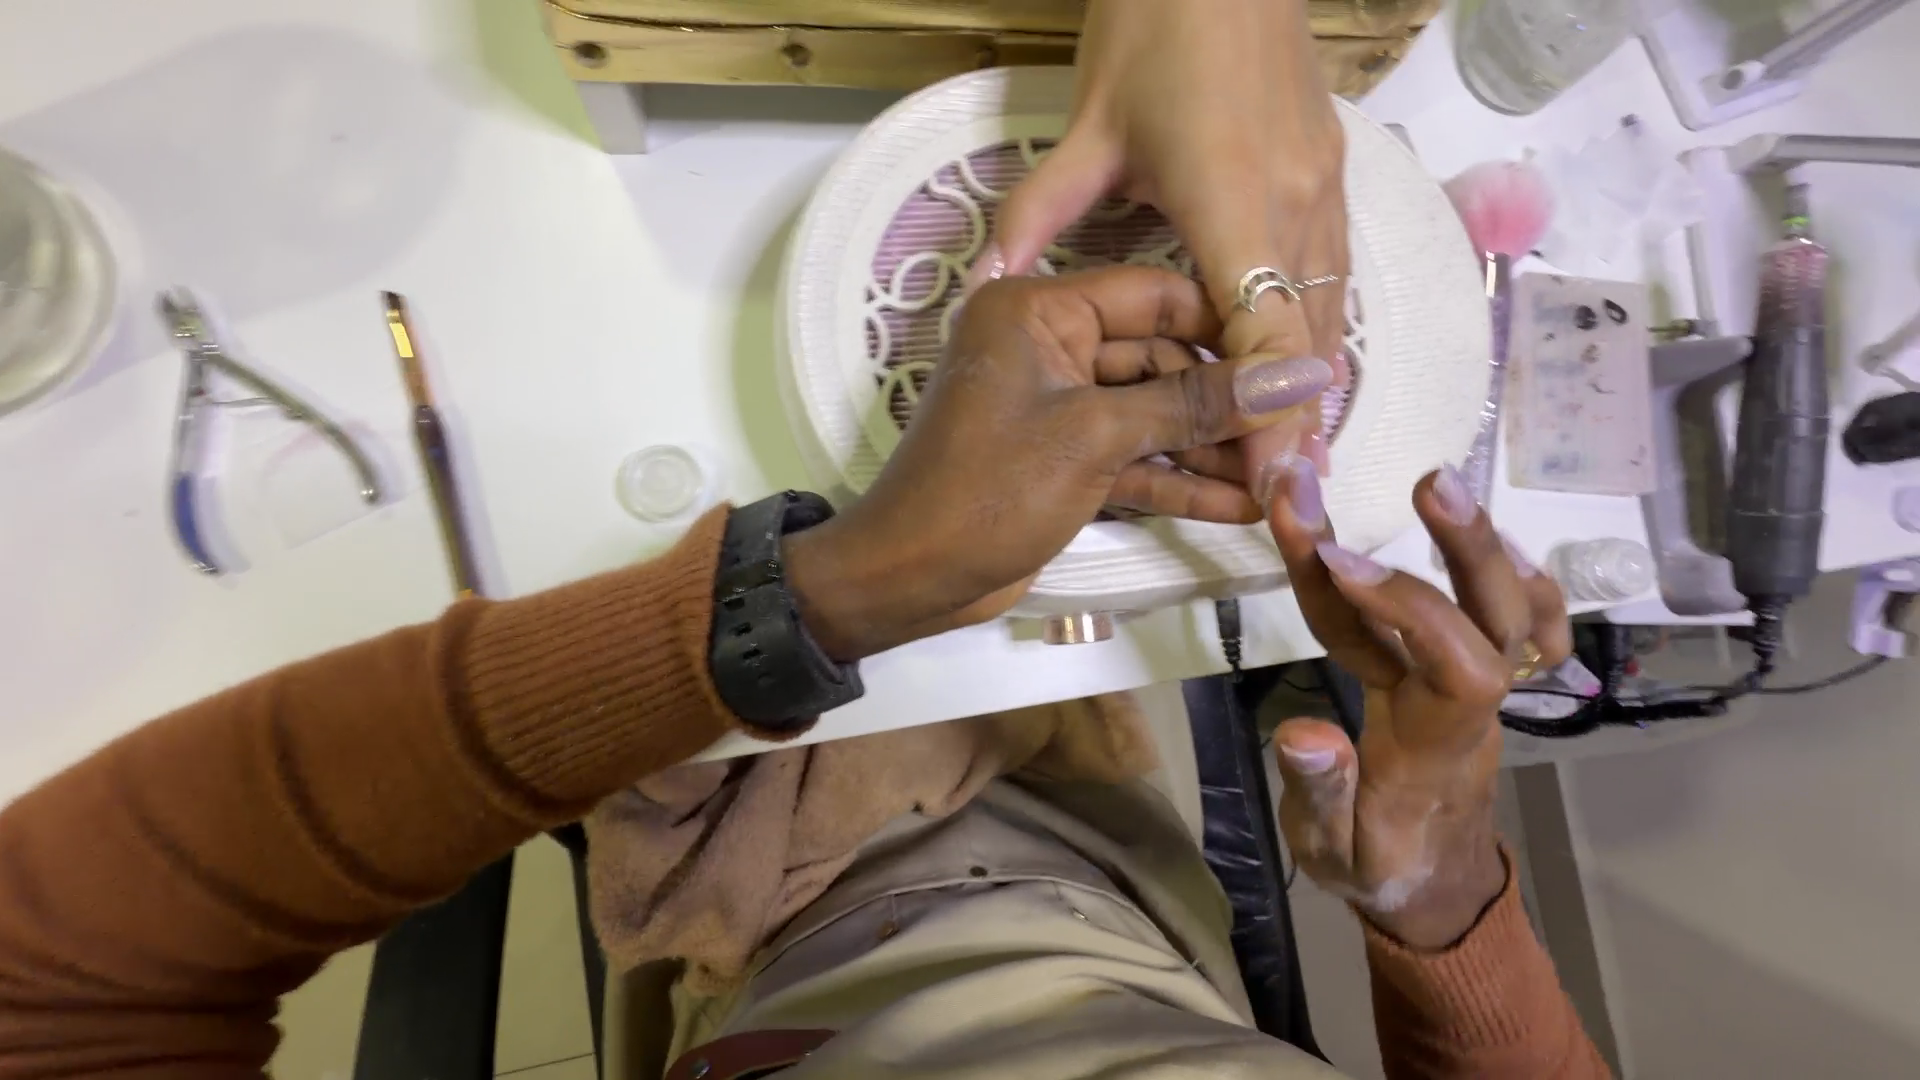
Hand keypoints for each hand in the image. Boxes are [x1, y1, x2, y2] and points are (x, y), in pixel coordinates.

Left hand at [786, 266, 1331, 660]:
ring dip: (1211, 450)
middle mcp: (1050, 347)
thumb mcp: (1094, 436)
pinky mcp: (1065, 460)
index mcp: (1039, 308)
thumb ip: (1194, 404)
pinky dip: (1177, 481)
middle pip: (1160, 361)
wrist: (913, 577)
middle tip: (1299, 436)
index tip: (1299, 359)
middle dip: (1226, 404)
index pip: (1157, 297)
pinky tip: (1240, 506)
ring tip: (1283, 479)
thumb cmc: (990, 489)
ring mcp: (1058, 408)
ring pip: (1151, 416)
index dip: (1230, 330)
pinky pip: (1132, 459)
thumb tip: (1296, 378)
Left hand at [992, 0, 1348, 484]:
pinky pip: (1329, 278)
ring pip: (1325, 310)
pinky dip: (1314, 336)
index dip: (1266, 407)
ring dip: (1310, 387)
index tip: (1272, 476)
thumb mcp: (1085, 132)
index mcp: (1227, 197)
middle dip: (1297, 419)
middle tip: (1292, 497)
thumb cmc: (1156, 29)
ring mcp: (1319, 188)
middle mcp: (1291, 201)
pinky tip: (1302, 380)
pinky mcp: (1326, 178)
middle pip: (1302, 334)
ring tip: (1300, 459)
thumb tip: (990, 272)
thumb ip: (1038, 212)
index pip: (1258, 324)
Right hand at [1266, 460, 1571, 948]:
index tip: (1331, 554)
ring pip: (1515, 616)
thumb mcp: (1328, 851)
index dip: (1404, 606)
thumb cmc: (1375, 865)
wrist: (1434, 883)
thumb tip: (1305, 731)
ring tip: (1440, 485)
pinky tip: (1485, 540)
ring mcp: (1486, 696)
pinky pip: (1525, 630)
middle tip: (1428, 482)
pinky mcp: (1476, 684)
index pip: (1453, 669)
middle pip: (1501, 626)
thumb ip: (1320, 795)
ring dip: (1483, 547)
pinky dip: (1517, 580)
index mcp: (1433, 751)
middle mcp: (1473, 714)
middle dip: (1465, 551)